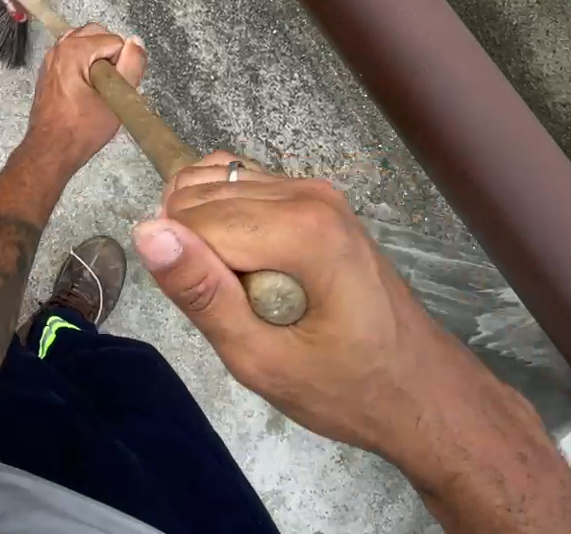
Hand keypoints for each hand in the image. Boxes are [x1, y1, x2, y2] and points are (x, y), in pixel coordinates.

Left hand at [16, 23, 145, 173]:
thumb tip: (136, 42)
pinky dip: (85, 65)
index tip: (116, 86)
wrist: (52, 149)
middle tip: (112, 85)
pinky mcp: (50, 71)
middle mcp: (59, 49)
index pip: (115, 41)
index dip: (123, 64)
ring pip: (85, 44)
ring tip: (101, 88)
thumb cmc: (80, 129)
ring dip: (99, 60)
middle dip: (111, 56)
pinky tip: (88, 90)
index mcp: (73, 50)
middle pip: (98, 35)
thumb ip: (131, 65)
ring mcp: (51, 59)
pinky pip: (74, 56)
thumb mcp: (117, 98)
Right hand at [130, 154, 537, 478]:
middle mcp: (305, 192)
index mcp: (302, 230)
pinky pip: (229, 178)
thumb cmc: (346, 388)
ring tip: (238, 283)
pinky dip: (214, 211)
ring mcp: (309, 186)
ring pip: (203, 183)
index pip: (191, 223)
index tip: (226, 315)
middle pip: (195, 197)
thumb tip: (146, 232)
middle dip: (193, 248)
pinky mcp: (308, 191)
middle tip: (234, 305)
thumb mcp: (261, 360)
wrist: (424, 392)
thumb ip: (200, 293)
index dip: (188, 273)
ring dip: (200, 230)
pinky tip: (236, 253)